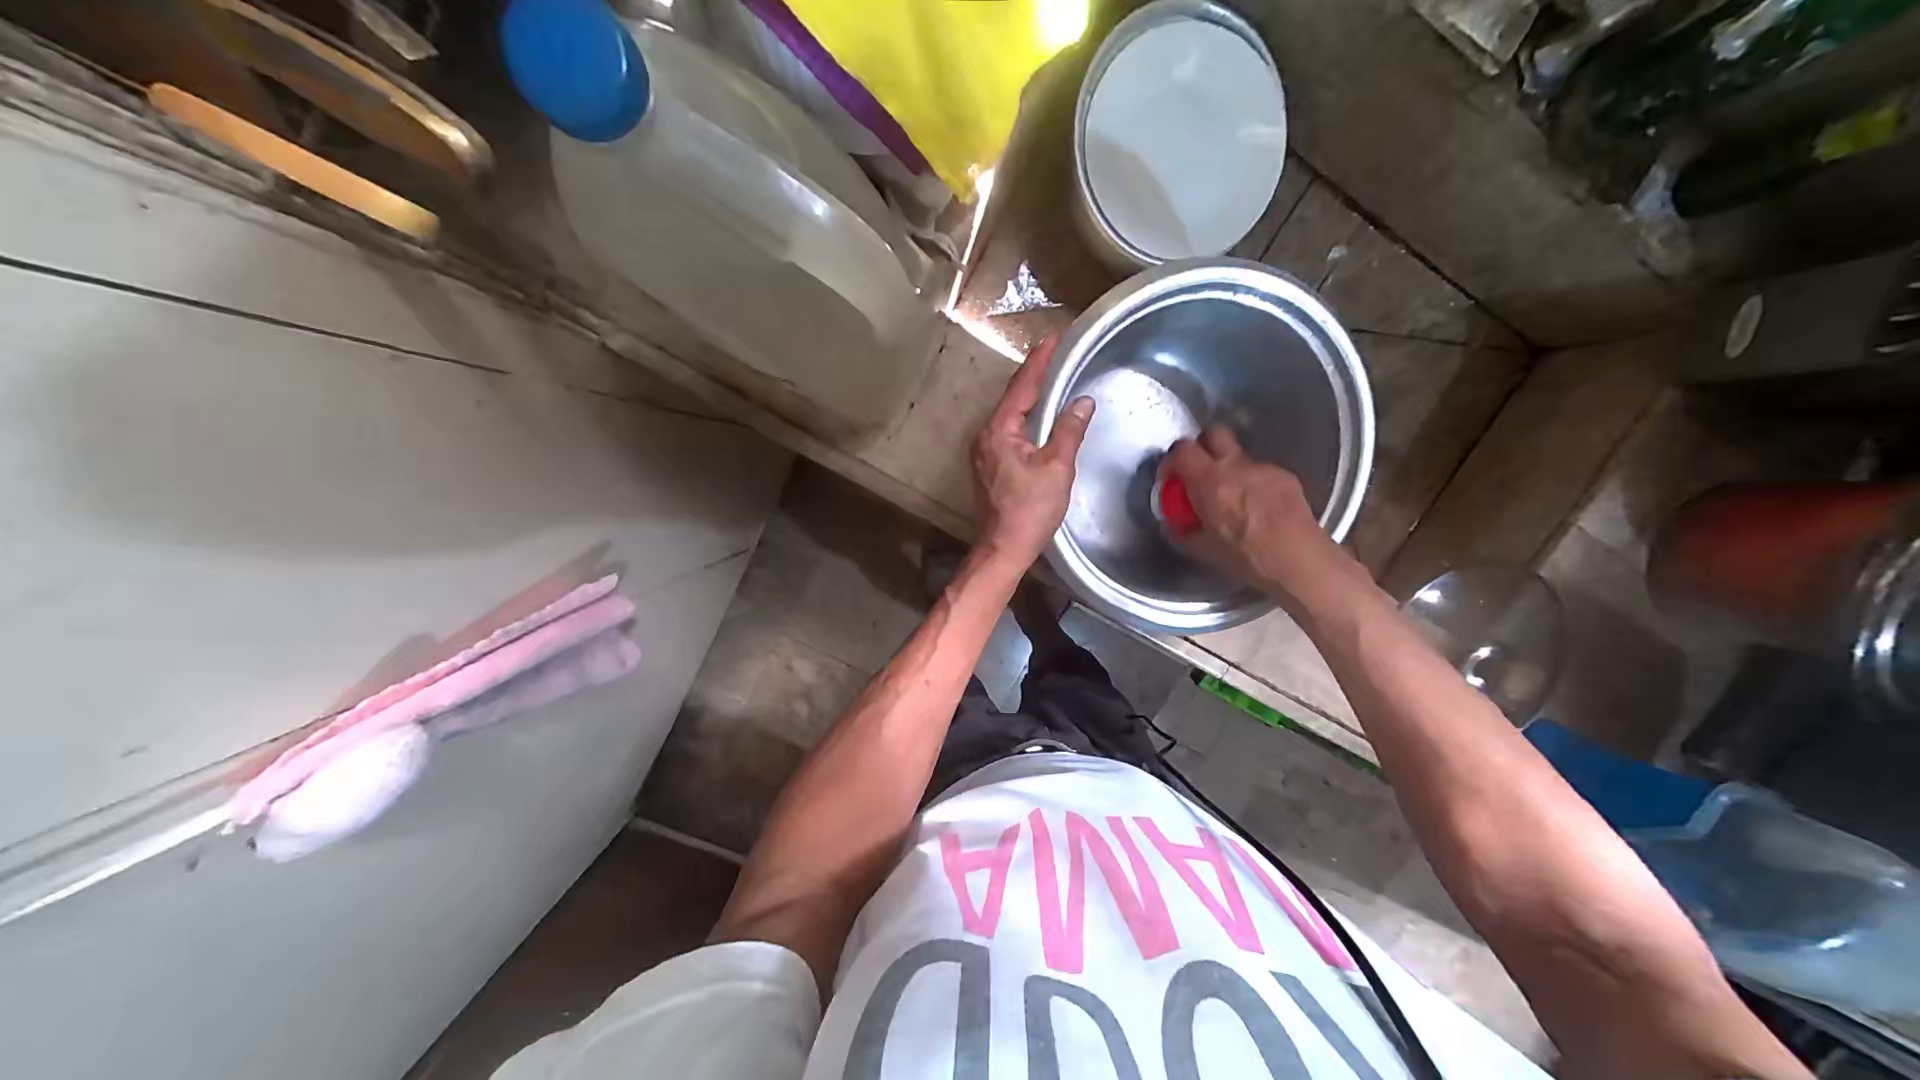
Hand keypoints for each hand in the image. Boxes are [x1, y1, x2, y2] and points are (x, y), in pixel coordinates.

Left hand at [971, 335, 1094, 568]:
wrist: (1003, 547)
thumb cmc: (1029, 510)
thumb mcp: (1057, 468)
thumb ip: (1069, 430)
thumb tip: (1082, 403)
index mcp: (999, 430)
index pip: (1022, 385)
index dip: (1039, 360)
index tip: (1053, 337)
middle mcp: (985, 435)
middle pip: (1013, 397)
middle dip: (1034, 375)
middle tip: (1056, 354)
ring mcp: (984, 451)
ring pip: (1010, 415)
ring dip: (1030, 397)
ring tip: (1053, 379)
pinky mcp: (989, 465)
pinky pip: (1009, 431)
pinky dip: (1026, 418)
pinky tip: (1041, 417)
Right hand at [1162, 426, 1368, 606]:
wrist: (1298, 560)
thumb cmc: (1246, 557)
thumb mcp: (1202, 549)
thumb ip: (1183, 531)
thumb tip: (1174, 525)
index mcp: (1209, 481)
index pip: (1182, 449)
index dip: (1172, 460)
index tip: (1170, 478)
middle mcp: (1236, 466)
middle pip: (1214, 434)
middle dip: (1203, 448)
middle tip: (1199, 473)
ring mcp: (1264, 469)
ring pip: (1240, 457)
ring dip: (1231, 471)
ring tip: (1233, 501)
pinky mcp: (1286, 477)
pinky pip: (1261, 473)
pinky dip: (1254, 485)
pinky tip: (1259, 510)